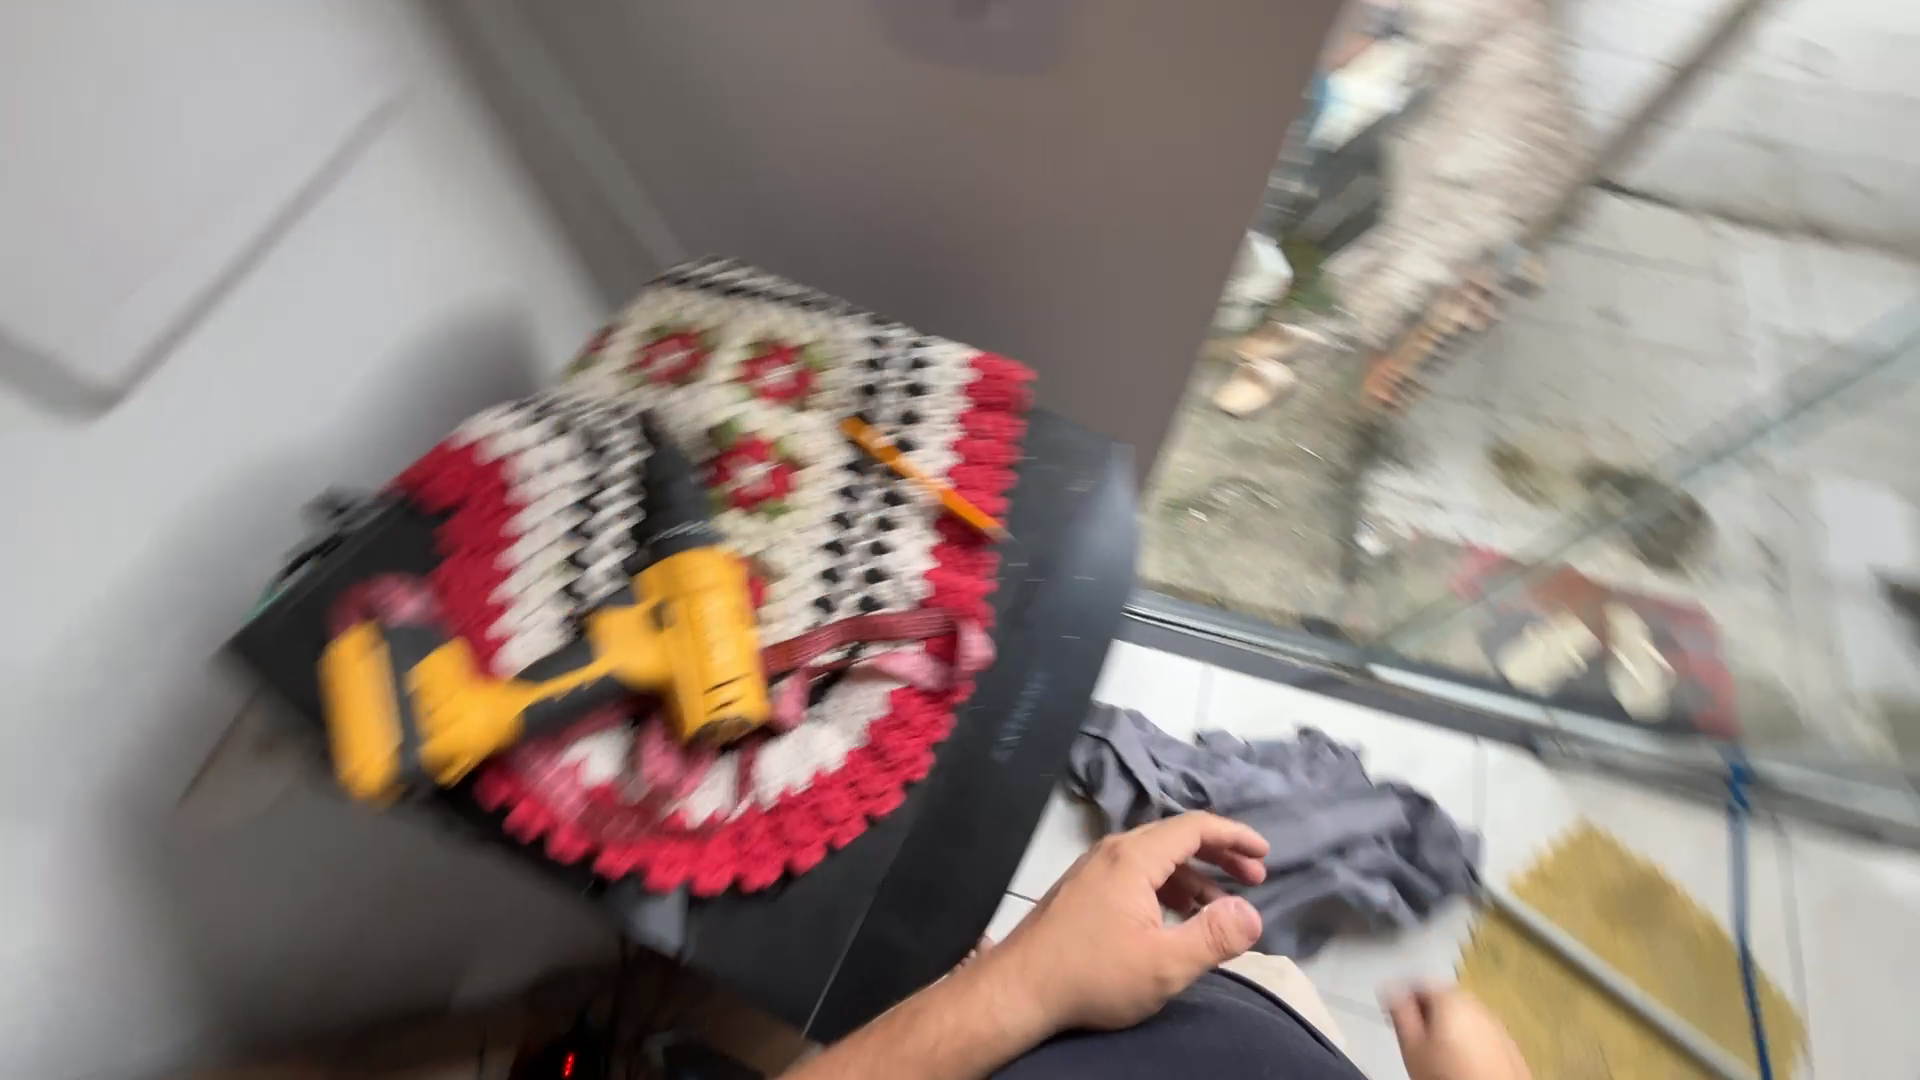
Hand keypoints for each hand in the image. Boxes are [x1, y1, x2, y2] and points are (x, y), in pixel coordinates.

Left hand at [988, 811, 1269, 1033]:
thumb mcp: (1163, 965)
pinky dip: (1168, 885)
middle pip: (1175, 837)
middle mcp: (1114, 850)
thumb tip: (1251, 913)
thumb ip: (1213, 937)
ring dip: (1194, 874)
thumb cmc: (1092, 974)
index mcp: (1133, 857)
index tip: (1265, 853)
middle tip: (1255, 877)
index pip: (1193, 827)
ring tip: (1223, 905)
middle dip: (1219, 853)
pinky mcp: (1087, 886)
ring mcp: (1096, 866)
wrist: (1022, 986)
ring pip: (1156, 856)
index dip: (1234, 835)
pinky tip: (1179, 915)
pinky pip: (1137, 872)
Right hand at [1386, 985, 1531, 1079]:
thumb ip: (1399, 1010)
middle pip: (1442, 997)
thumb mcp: (1411, 1044)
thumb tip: (1391, 990)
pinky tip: (1464, 1058)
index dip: (1400, 997)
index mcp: (1449, 996)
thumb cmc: (1446, 1074)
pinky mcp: (1512, 1046)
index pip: (1416, 982)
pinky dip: (1470, 1039)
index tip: (1392, 1014)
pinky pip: (1482, 1033)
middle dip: (1427, 1011)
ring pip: (1463, 1015)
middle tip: (1415, 1033)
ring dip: (1449, 1024)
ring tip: (1439, 1048)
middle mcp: (1476, 1002)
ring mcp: (1498, 1024)